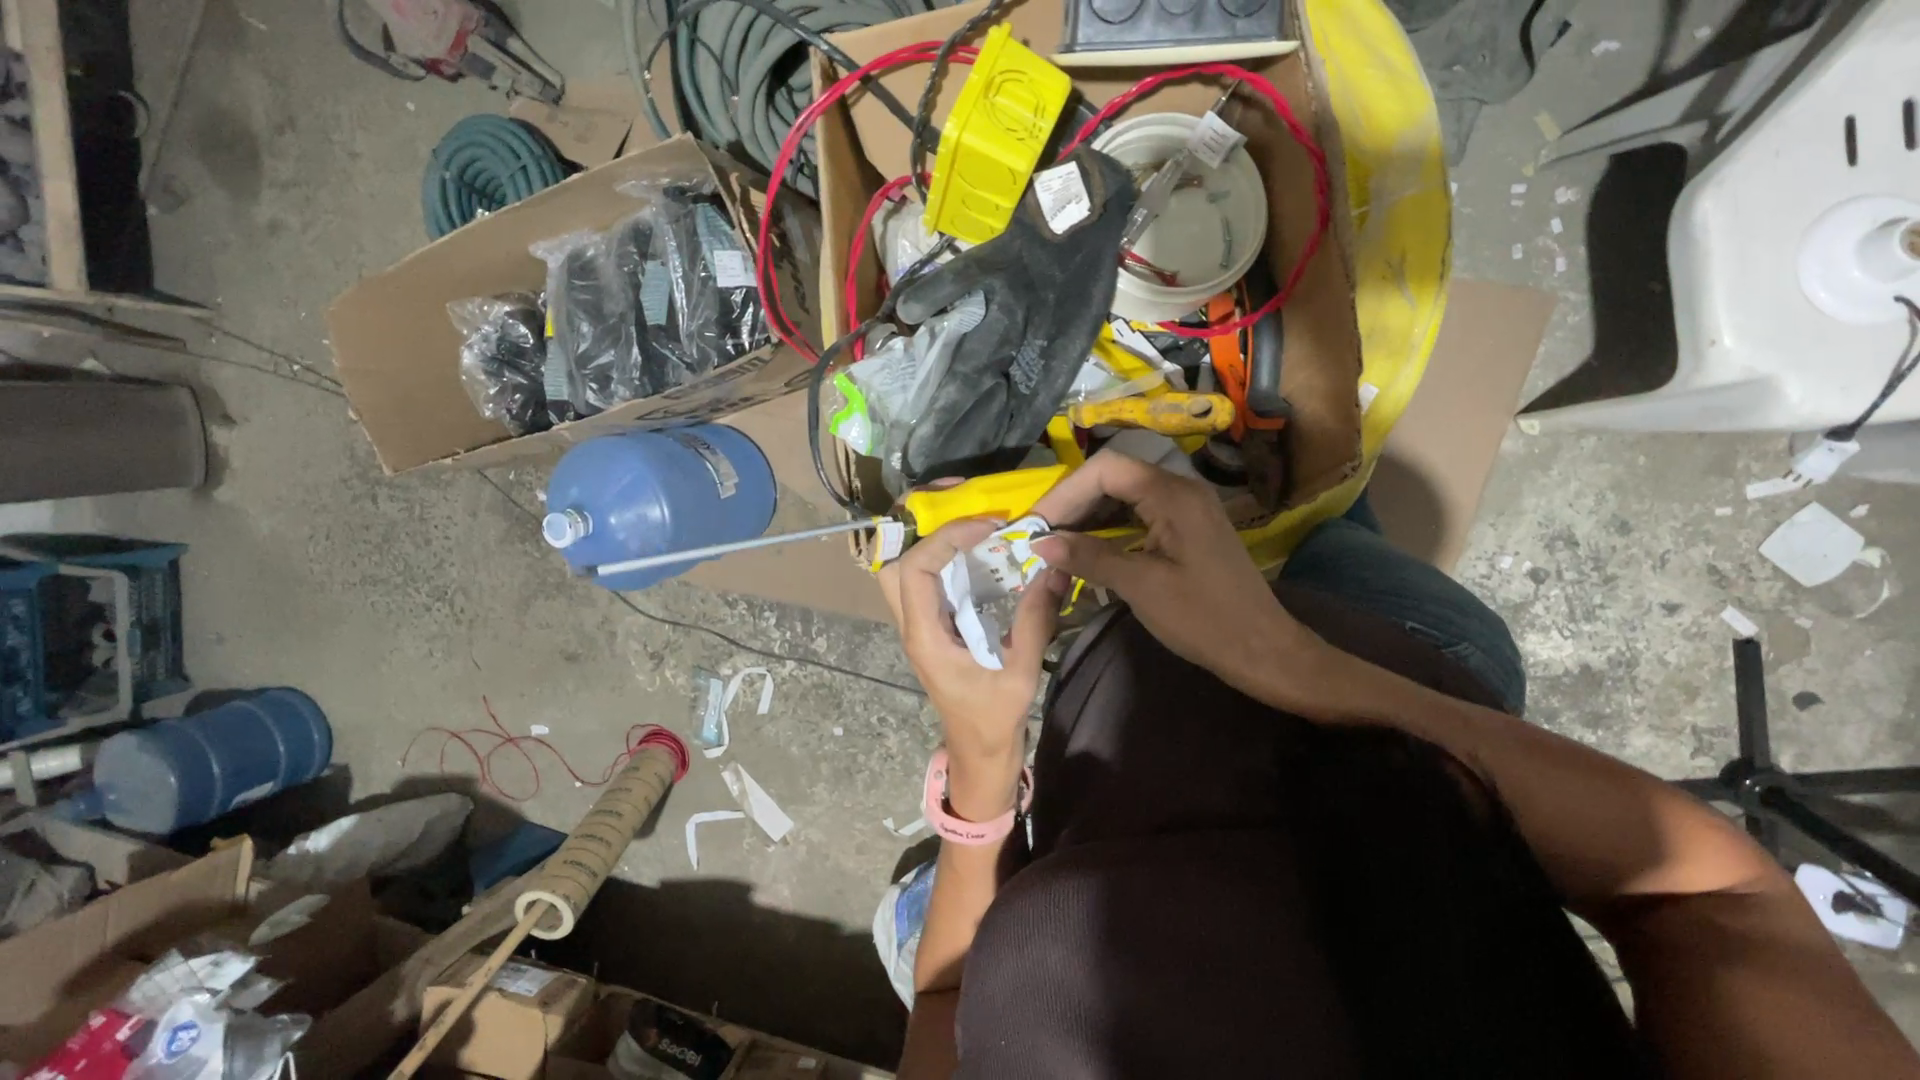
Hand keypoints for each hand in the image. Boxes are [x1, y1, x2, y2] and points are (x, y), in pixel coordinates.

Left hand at [879, 518, 1065, 813]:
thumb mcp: (1020, 674)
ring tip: (973, 517)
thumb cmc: (993, 720)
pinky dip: (944, 554)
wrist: (977, 752)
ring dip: (931, 537)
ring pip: (904, 568)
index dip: (945, 538)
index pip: (915, 569)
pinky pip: (926, 579)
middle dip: (919, 526)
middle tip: (962, 505)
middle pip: (892, 562)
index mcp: (925, 637)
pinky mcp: (933, 624)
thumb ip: (1034, 623)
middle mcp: (913, 624)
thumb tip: (1052, 571)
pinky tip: (979, 545)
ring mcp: (919, 623)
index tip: (988, 528)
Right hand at [1030, 451, 1318, 688]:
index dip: (1064, 493)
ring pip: (1124, 495)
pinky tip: (1087, 549)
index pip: (1105, 469)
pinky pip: (1139, 514)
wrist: (1261, 648)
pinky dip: (1109, 527)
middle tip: (1039, 536)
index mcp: (1173, 494)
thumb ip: (1090, 557)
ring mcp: (1186, 508)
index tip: (1035, 525)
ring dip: (1087, 515)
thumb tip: (1040, 543)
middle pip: (1113, 477)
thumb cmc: (1203, 618)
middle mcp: (1180, 489)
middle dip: (1072, 503)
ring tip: (1055, 543)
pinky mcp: (1187, 528)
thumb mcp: (1141, 586)